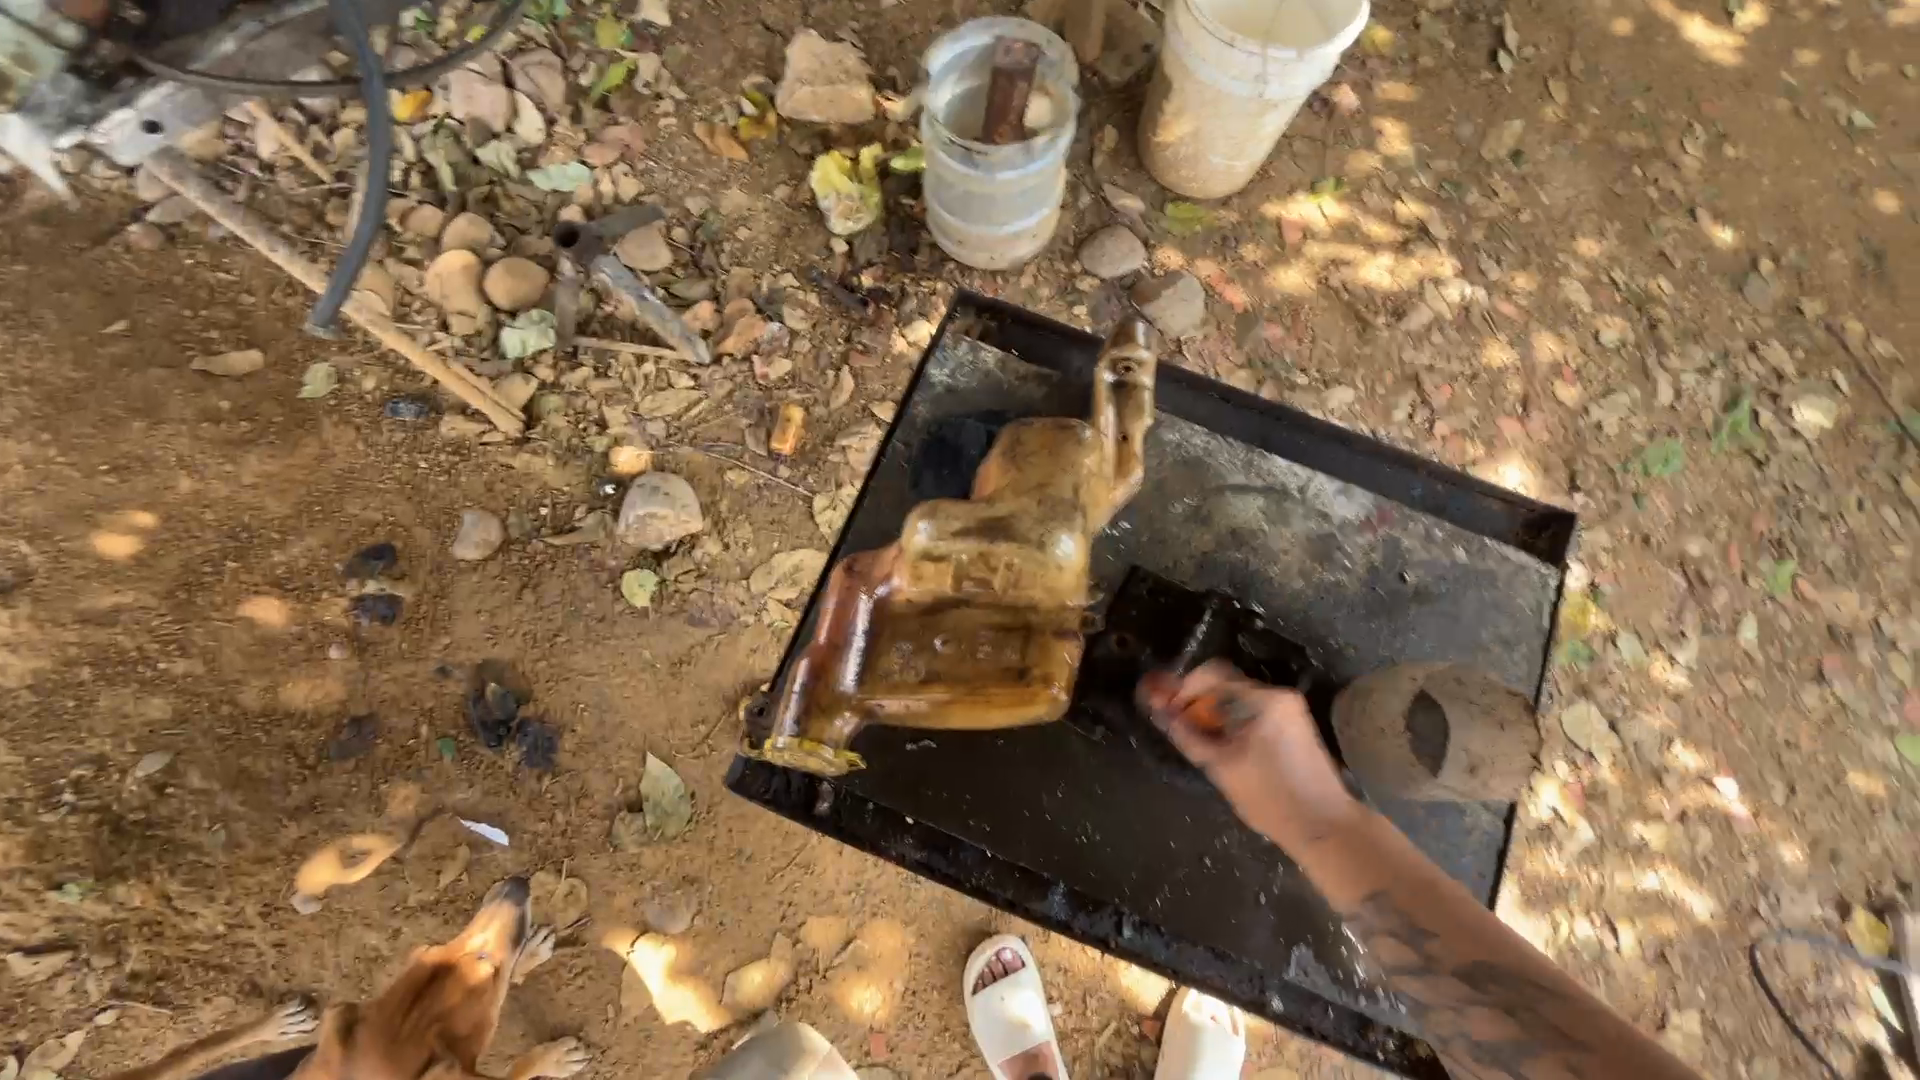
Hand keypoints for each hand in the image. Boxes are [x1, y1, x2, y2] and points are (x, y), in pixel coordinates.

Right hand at [1139, 661, 1358, 853]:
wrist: (1326, 826)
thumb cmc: (1270, 797)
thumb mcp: (1219, 766)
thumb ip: (1186, 733)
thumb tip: (1158, 709)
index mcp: (1262, 700)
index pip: (1210, 674)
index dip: (1182, 688)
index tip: (1168, 711)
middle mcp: (1278, 695)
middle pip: (1224, 685)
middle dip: (1197, 703)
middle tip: (1180, 728)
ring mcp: (1289, 709)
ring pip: (1237, 700)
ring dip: (1214, 714)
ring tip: (1201, 742)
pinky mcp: (1294, 724)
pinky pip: (1253, 712)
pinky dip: (1233, 722)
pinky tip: (1226, 747)